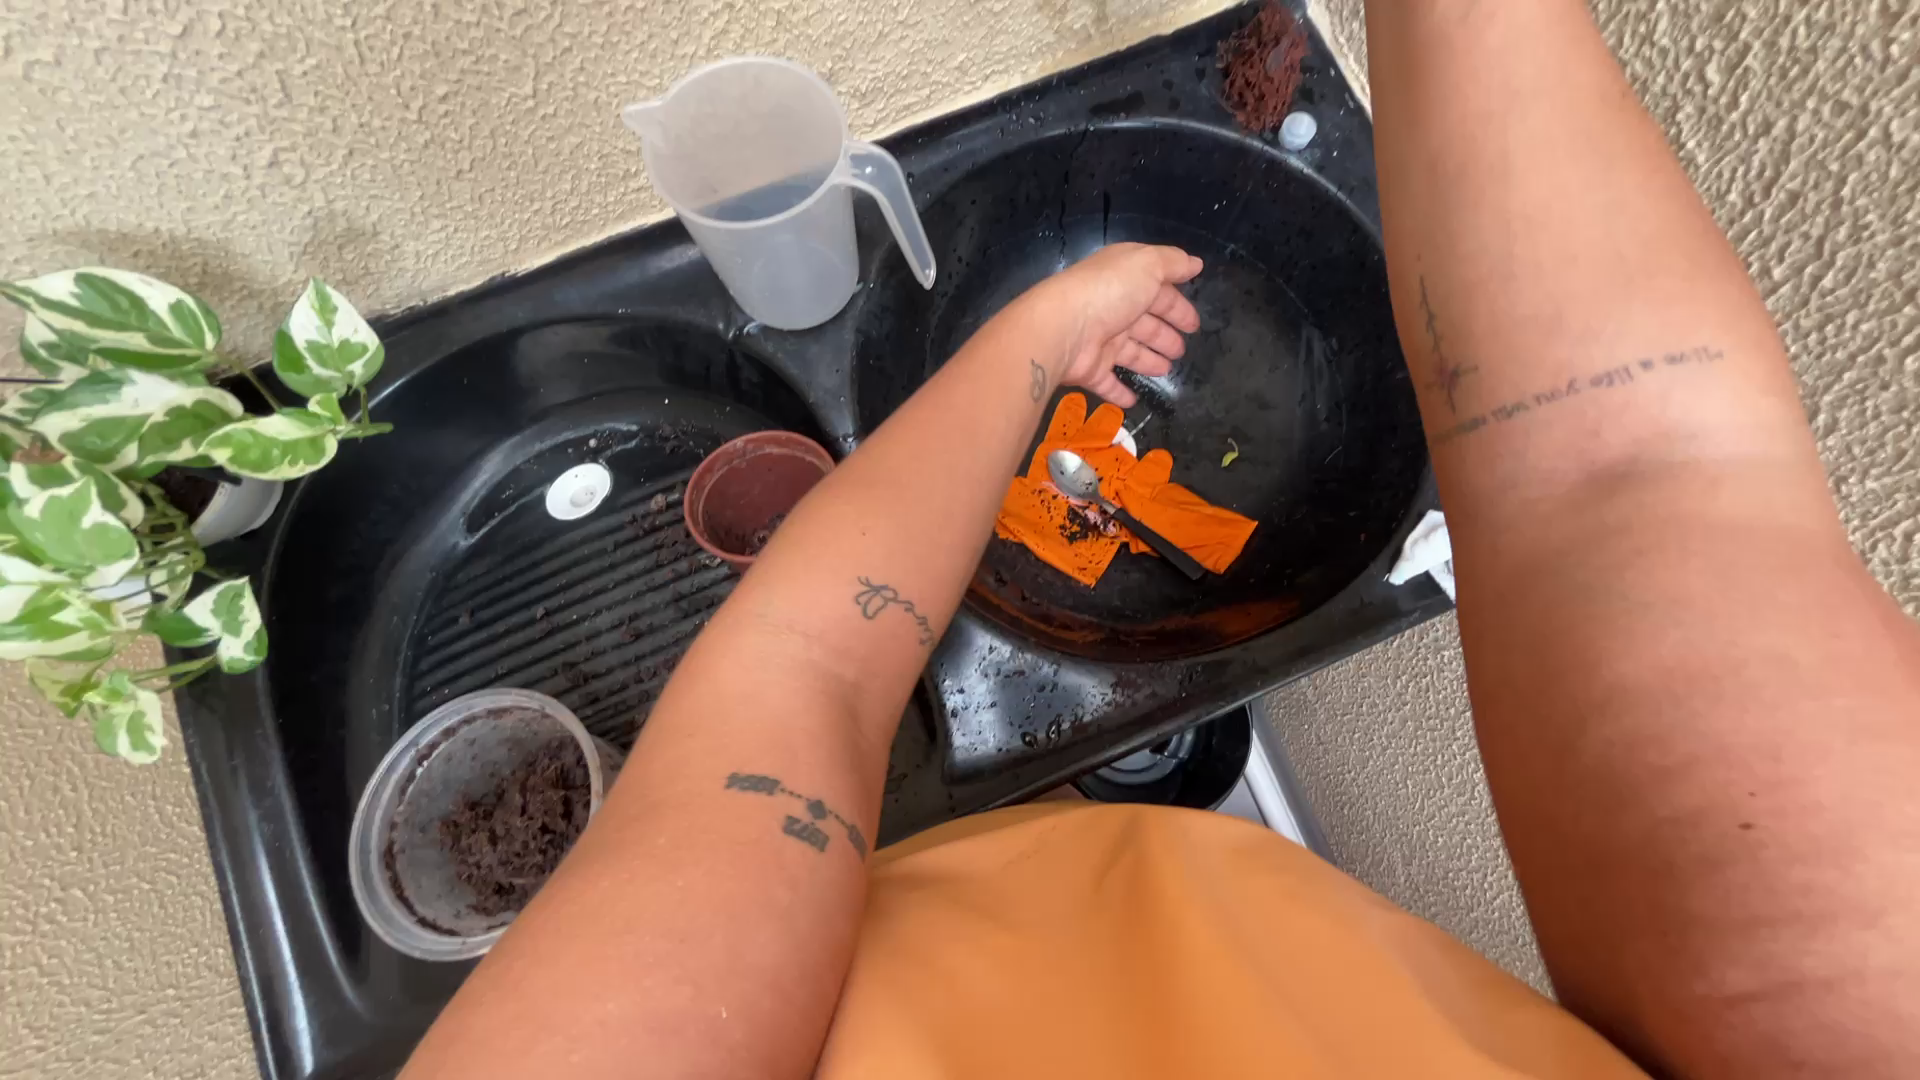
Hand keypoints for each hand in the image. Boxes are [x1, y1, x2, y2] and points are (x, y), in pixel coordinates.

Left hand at [1024, 243, 1203, 407]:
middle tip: (1181, 350)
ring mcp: (1099, 341)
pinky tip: (1133, 400)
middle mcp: (1112, 309)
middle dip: (1164, 336)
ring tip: (1166, 370)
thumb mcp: (1147, 265)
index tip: (1194, 325)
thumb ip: (1173, 263)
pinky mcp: (1090, 369)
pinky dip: (1119, 392)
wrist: (1063, 328)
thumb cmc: (1109, 292)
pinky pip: (1107, 383)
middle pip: (1144, 325)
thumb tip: (1196, 263)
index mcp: (1125, 282)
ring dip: (1148, 361)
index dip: (1177, 307)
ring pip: (1129, 353)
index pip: (1157, 293)